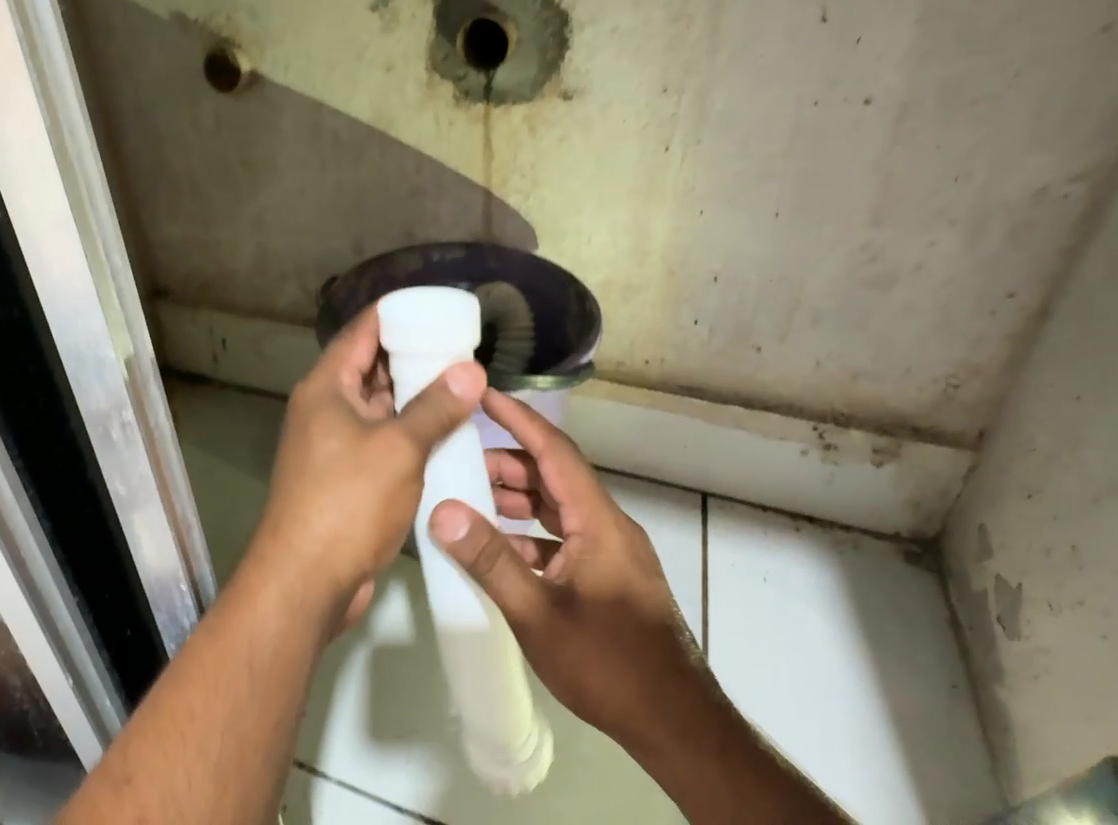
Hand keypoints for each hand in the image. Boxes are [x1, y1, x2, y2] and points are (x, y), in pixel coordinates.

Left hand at [247, 306, 486, 625]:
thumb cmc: (347, 502)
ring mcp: (333, 445)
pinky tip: (447, 434)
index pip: (362, 332)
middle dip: (414, 356)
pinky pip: (382, 441)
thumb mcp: (398, 448)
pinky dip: (410, 434)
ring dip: (416, 398)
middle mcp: (325, 409)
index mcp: (326, 388)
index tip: (438, 307)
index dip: (397, 314)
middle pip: (371, 368)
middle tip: (463, 348)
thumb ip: (435, 407)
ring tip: (465, 385)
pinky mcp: (346, 478)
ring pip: (379, 408)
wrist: (306, 581)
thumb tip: (471, 369)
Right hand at [428, 389, 697, 750]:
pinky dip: (530, 536)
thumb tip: (442, 510)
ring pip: (559, 509)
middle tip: (457, 464)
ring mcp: (612, 555)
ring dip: (517, 502)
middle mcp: (608, 526)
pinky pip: (564, 540)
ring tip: (470, 504)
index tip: (482, 394)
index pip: (554, 450)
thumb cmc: (608, 663)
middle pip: (554, 477)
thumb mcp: (538, 613)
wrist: (675, 723)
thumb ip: (489, 559)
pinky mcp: (610, 579)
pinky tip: (500, 553)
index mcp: (598, 521)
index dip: (517, 417)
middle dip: (506, 465)